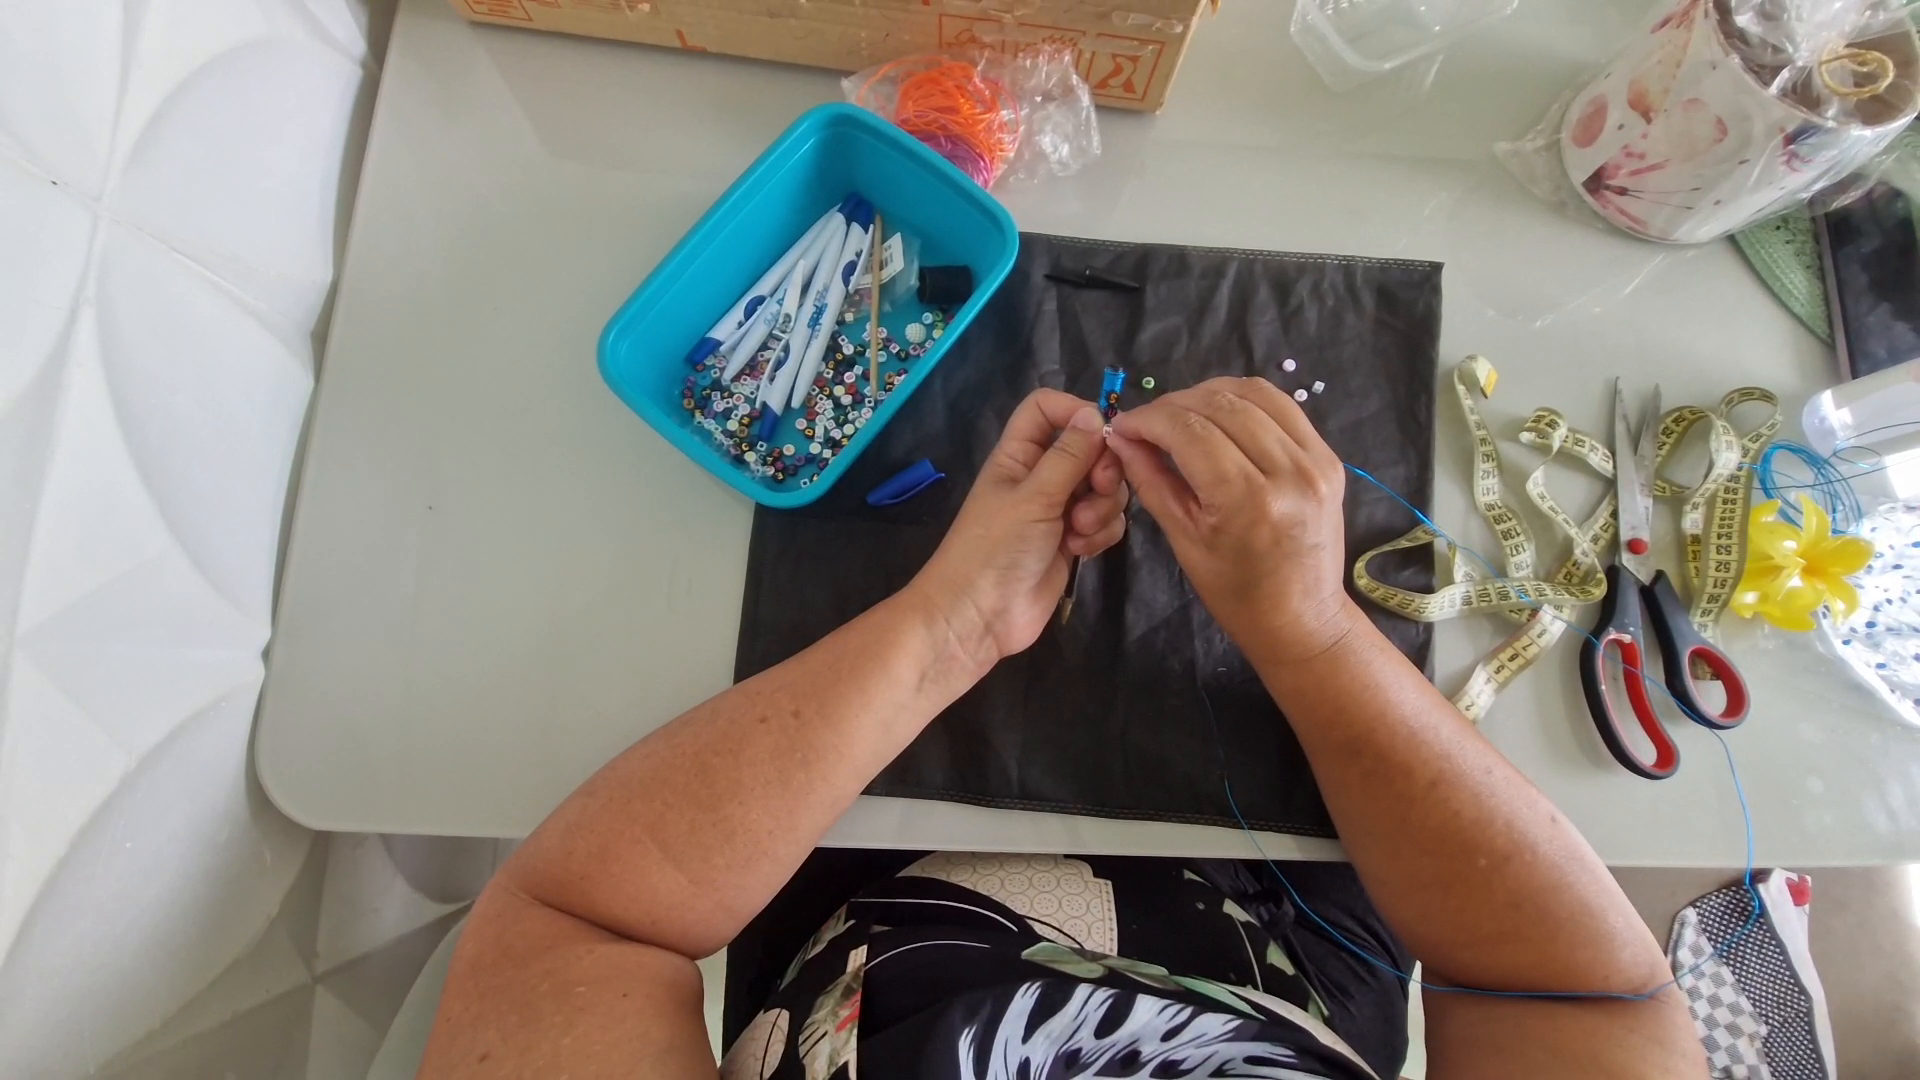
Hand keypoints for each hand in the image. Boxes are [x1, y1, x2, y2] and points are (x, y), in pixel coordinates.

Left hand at [909, 389, 1129, 669]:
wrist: (980, 616)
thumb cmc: (996, 548)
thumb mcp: (1033, 496)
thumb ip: (1069, 456)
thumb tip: (1094, 413)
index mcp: (1018, 455)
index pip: (1046, 409)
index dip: (1074, 410)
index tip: (1100, 433)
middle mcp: (1040, 477)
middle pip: (1088, 449)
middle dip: (1103, 469)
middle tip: (1097, 490)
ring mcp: (1058, 511)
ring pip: (1103, 489)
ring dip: (1102, 508)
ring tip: (1078, 532)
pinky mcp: (1072, 542)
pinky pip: (1104, 523)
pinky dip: (1100, 534)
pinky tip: (1080, 551)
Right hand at [1105, 376, 1359, 666]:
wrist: (1300, 617)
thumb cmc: (1233, 592)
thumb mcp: (1183, 540)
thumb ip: (1151, 481)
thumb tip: (1120, 438)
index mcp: (1247, 500)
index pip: (1189, 431)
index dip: (1148, 419)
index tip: (1122, 425)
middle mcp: (1288, 470)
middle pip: (1219, 404)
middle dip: (1170, 404)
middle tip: (1144, 422)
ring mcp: (1315, 459)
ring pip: (1252, 393)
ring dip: (1206, 394)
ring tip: (1178, 415)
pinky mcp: (1328, 456)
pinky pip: (1281, 405)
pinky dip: (1242, 400)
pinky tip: (1217, 415)